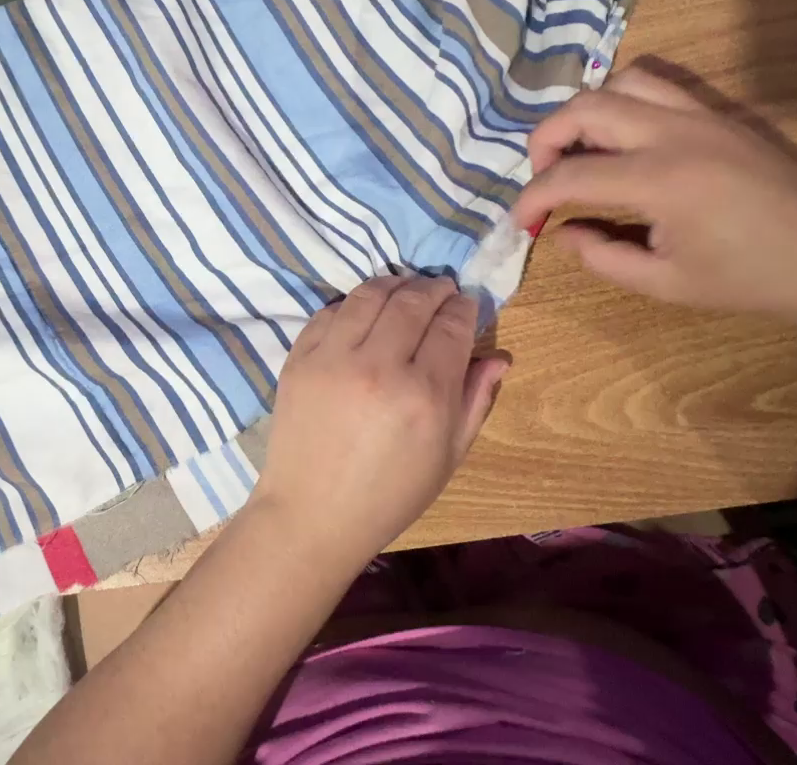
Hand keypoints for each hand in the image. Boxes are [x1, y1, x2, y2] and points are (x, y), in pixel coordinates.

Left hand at [250, 276, 508, 567]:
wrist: (312, 511)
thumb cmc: (389, 493)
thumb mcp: (447, 455)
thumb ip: (474, 400)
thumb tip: (498, 356)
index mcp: (423, 394)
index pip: (450, 325)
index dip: (463, 308)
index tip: (466, 304)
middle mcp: (377, 366)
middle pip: (411, 301)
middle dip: (433, 288)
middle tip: (441, 289)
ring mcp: (331, 358)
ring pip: (368, 295)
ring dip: (393, 285)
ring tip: (405, 290)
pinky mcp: (298, 358)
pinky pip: (329, 311)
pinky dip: (352, 303)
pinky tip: (363, 310)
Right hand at [511, 68, 796, 366]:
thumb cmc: (751, 282)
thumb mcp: (662, 283)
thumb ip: (599, 255)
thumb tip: (560, 231)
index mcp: (661, 181)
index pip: (568, 174)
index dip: (532, 198)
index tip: (521, 222)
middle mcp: (676, 134)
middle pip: (585, 107)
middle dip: (546, 140)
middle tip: (543, 178)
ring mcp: (702, 117)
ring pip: (620, 83)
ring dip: (584, 113)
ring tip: (579, 152)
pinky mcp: (720, 117)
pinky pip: (655, 88)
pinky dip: (621, 105)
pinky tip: (620, 144)